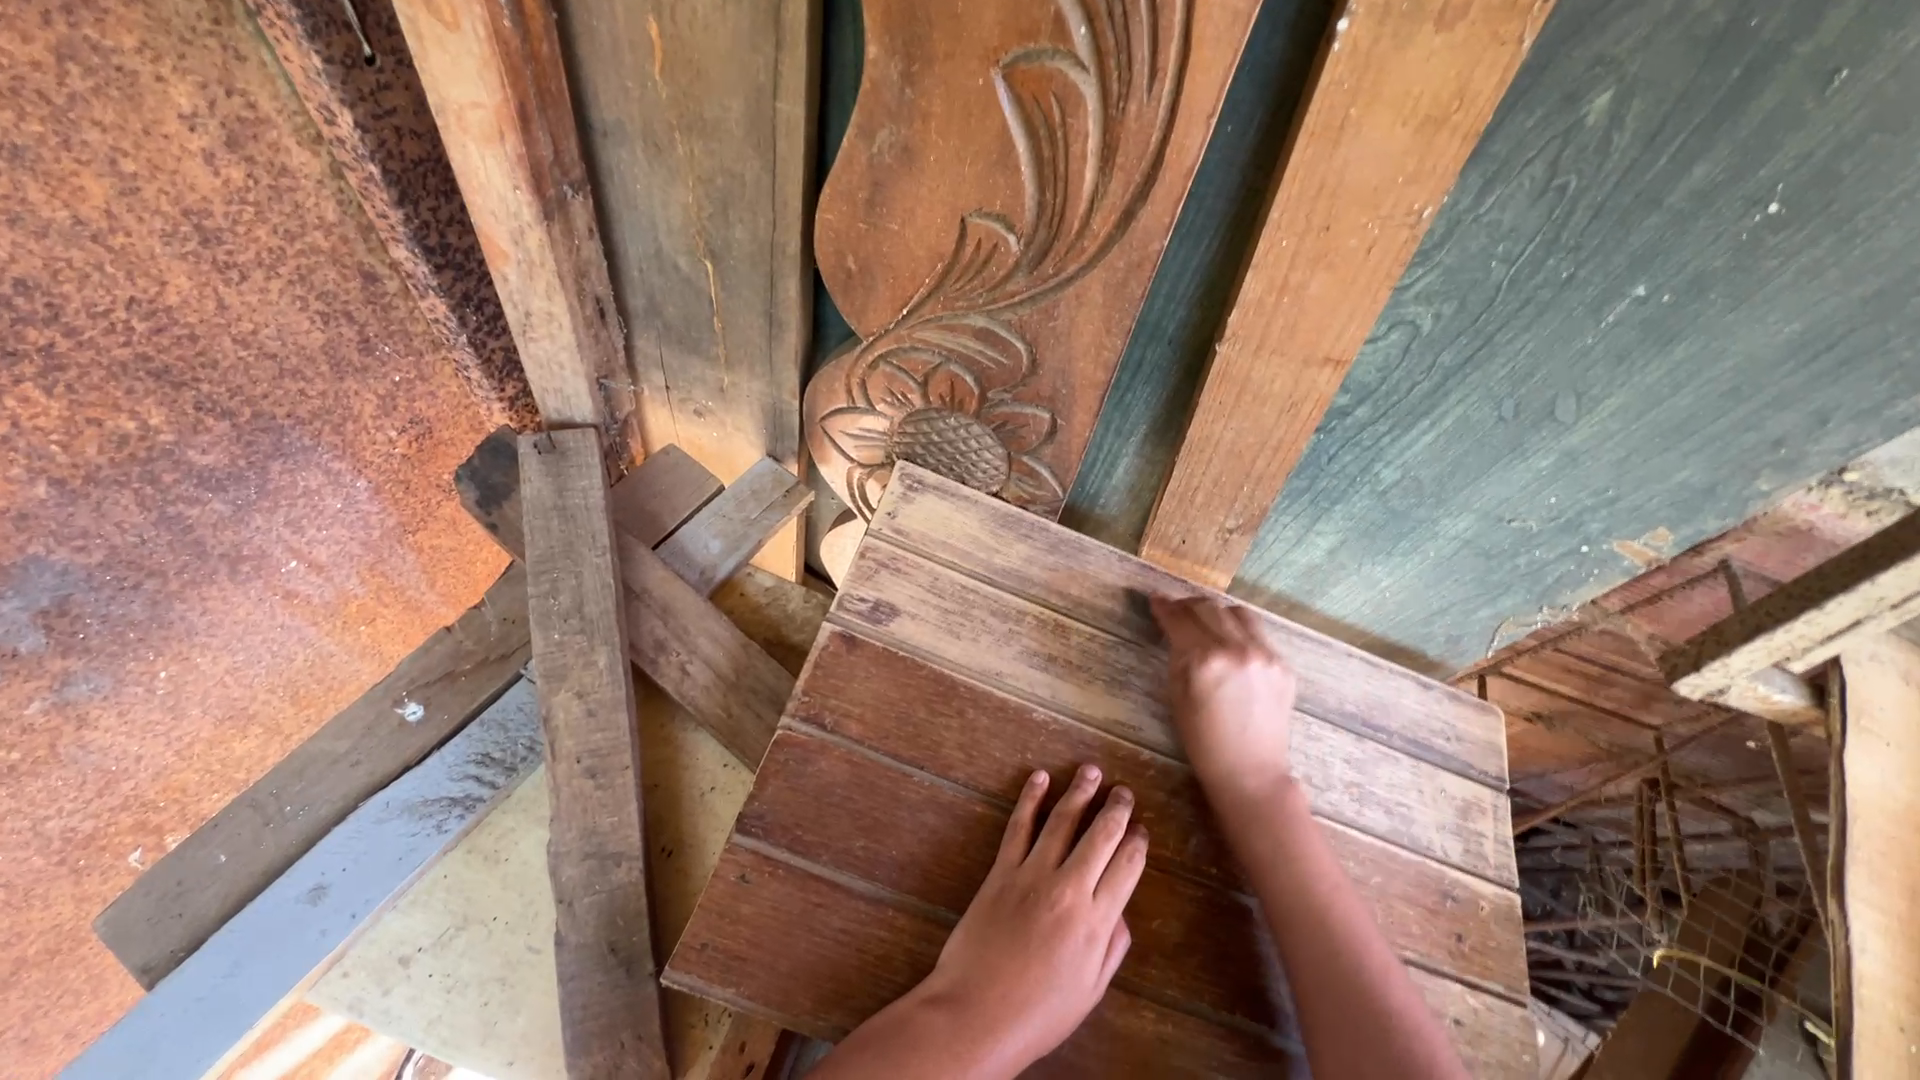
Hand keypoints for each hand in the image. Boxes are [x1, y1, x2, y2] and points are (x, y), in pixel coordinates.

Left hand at [911, 764, 1147, 1073]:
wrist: (977, 1013)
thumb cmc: (1037, 1013)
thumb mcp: (1090, 990)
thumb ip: (1113, 947)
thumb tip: (1122, 913)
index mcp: (1096, 922)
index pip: (1127, 867)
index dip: (1137, 843)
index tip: (1142, 829)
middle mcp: (1069, 890)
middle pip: (1101, 836)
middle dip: (1116, 809)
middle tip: (1124, 791)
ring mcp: (1032, 876)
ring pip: (1063, 822)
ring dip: (1080, 793)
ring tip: (1091, 771)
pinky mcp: (1001, 872)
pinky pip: (1018, 827)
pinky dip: (1030, 799)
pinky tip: (1040, 778)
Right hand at [1149, 595, 1297, 802]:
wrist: (1250, 770)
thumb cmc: (1202, 740)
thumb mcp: (1176, 695)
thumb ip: (1178, 655)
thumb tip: (1174, 629)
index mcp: (1204, 659)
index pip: (1178, 619)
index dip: (1163, 606)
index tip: (1155, 600)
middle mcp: (1237, 649)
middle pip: (1207, 607)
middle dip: (1187, 605)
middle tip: (1176, 610)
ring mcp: (1265, 654)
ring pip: (1236, 612)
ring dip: (1216, 611)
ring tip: (1205, 620)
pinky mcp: (1282, 664)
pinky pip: (1257, 633)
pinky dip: (1239, 631)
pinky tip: (1231, 643)